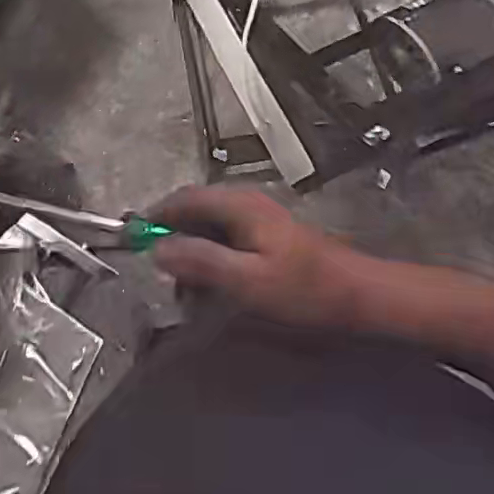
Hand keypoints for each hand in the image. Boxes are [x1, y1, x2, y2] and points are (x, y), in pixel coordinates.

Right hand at [147, 186, 359, 330]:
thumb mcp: (248, 281)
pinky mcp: (264, 232)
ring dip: (191, 248)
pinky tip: (211, 283)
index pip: (184, 198)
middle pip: (194, 209)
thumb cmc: (304, 288)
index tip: (133, 237)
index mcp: (237, 204)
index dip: (156, 215)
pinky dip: (210, 254)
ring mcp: (255, 215)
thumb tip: (158, 249)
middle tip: (158, 268)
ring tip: (183, 285)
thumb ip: (202, 262)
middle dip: (172, 235)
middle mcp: (243, 201)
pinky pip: (224, 236)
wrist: (359, 294)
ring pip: (208, 224)